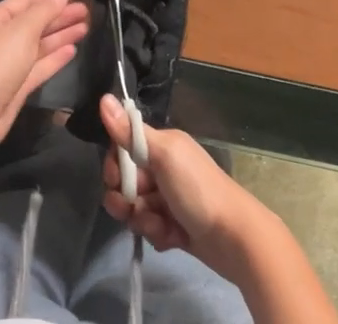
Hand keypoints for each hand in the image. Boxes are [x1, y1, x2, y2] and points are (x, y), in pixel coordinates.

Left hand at [0, 0, 89, 160]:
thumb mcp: (20, 30)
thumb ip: (44, 11)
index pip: (26, 1)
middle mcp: (1, 39)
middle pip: (34, 22)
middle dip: (59, 14)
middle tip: (87, 10)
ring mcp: (9, 63)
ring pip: (39, 44)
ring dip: (61, 34)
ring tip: (86, 26)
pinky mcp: (17, 85)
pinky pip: (40, 66)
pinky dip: (55, 57)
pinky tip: (73, 49)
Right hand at [100, 93, 272, 281]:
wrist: (234, 237)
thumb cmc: (198, 190)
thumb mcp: (164, 156)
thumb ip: (131, 133)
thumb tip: (103, 98)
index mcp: (162, 145)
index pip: (123, 149)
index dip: (115, 166)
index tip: (118, 179)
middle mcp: (165, 168)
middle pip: (126, 183)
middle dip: (126, 200)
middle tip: (137, 208)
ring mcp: (170, 198)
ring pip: (136, 209)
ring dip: (143, 221)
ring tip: (162, 227)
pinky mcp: (175, 225)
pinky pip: (151, 229)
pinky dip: (158, 235)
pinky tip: (173, 238)